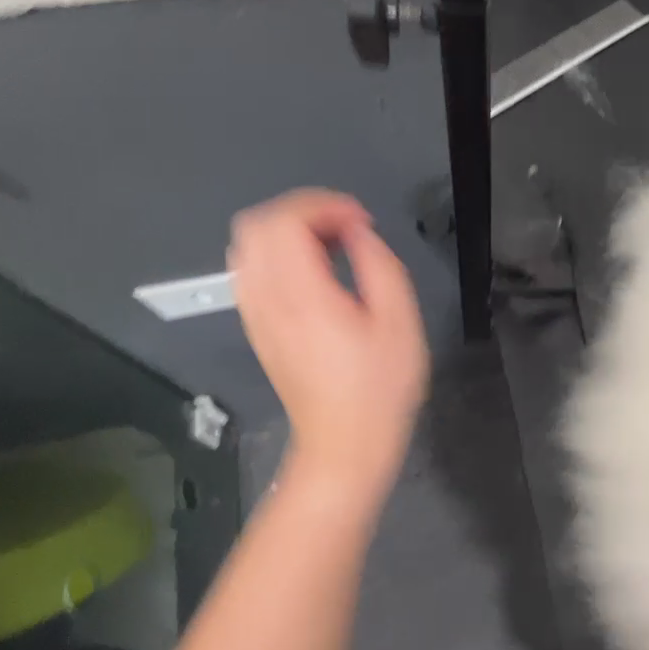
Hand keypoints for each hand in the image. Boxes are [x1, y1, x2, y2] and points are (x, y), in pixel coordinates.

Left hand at [229, 189, 428, 491]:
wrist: (345, 444)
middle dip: (302, 213)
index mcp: (302, 295)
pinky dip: (278, 256)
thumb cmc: (380, 388)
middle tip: (346, 228)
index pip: (286, 221)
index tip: (360, 220)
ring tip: (332, 246)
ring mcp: (256, 315)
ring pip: (247, 247)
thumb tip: (360, 234)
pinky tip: (314, 272)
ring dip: (288, 233)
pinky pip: (250, 272)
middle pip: (256, 225)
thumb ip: (379, 266)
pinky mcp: (258, 328)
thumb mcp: (400, 322)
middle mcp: (267, 300)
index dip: (324, 205)